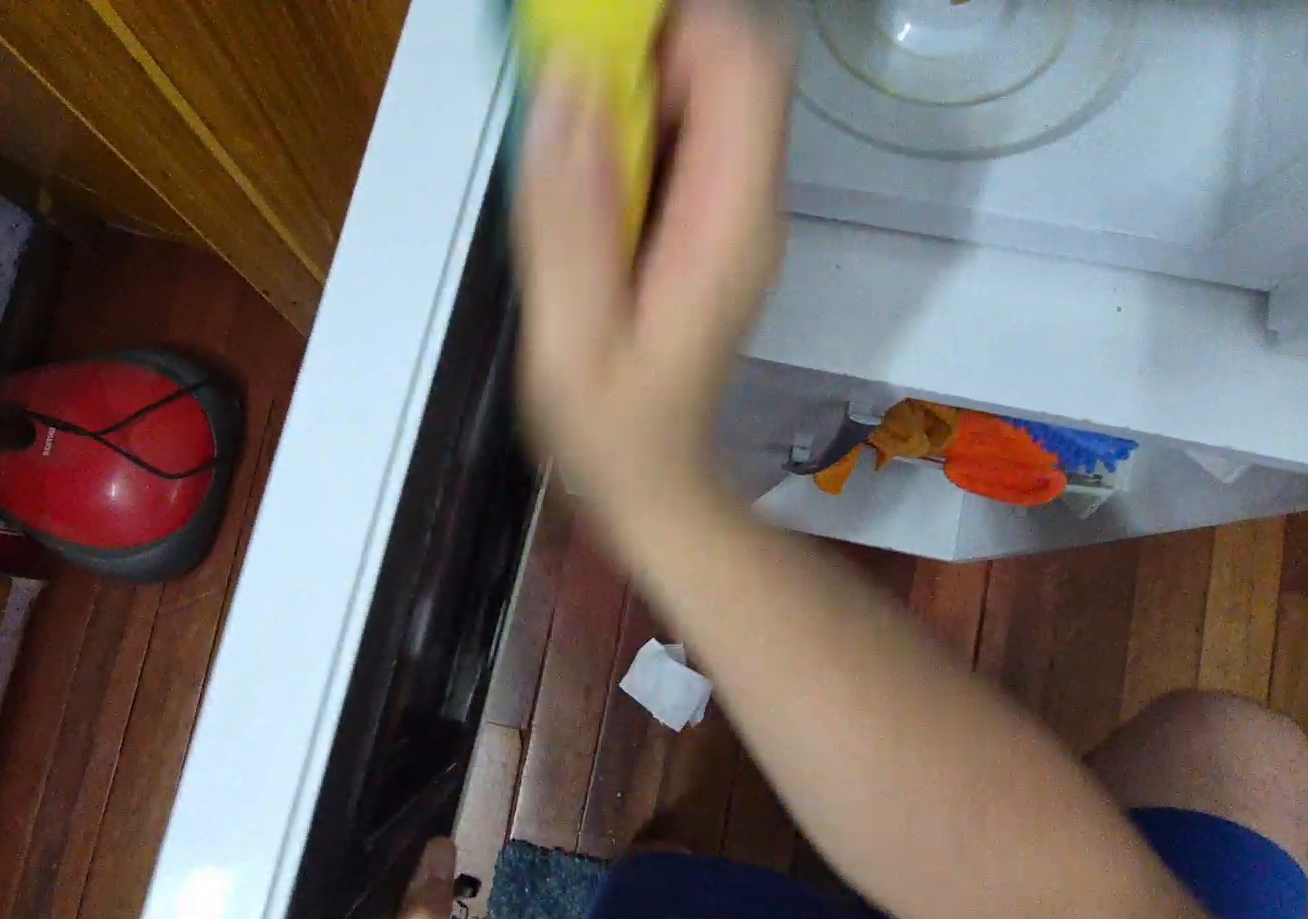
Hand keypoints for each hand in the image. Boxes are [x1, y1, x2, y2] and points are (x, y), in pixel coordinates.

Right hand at [514, 0, 792, 521]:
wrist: (650, 484)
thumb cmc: (609, 432)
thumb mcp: (573, 338)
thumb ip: (570, 218)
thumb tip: (567, 87)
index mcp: (729, 224)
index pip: (742, 64)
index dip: (670, 26)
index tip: (584, 50)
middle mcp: (748, 204)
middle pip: (725, 67)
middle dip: (639, 55)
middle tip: (559, 103)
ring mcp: (731, 216)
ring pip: (699, 98)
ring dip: (626, 94)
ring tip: (561, 153)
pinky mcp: (707, 229)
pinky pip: (678, 143)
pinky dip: (626, 134)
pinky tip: (581, 188)